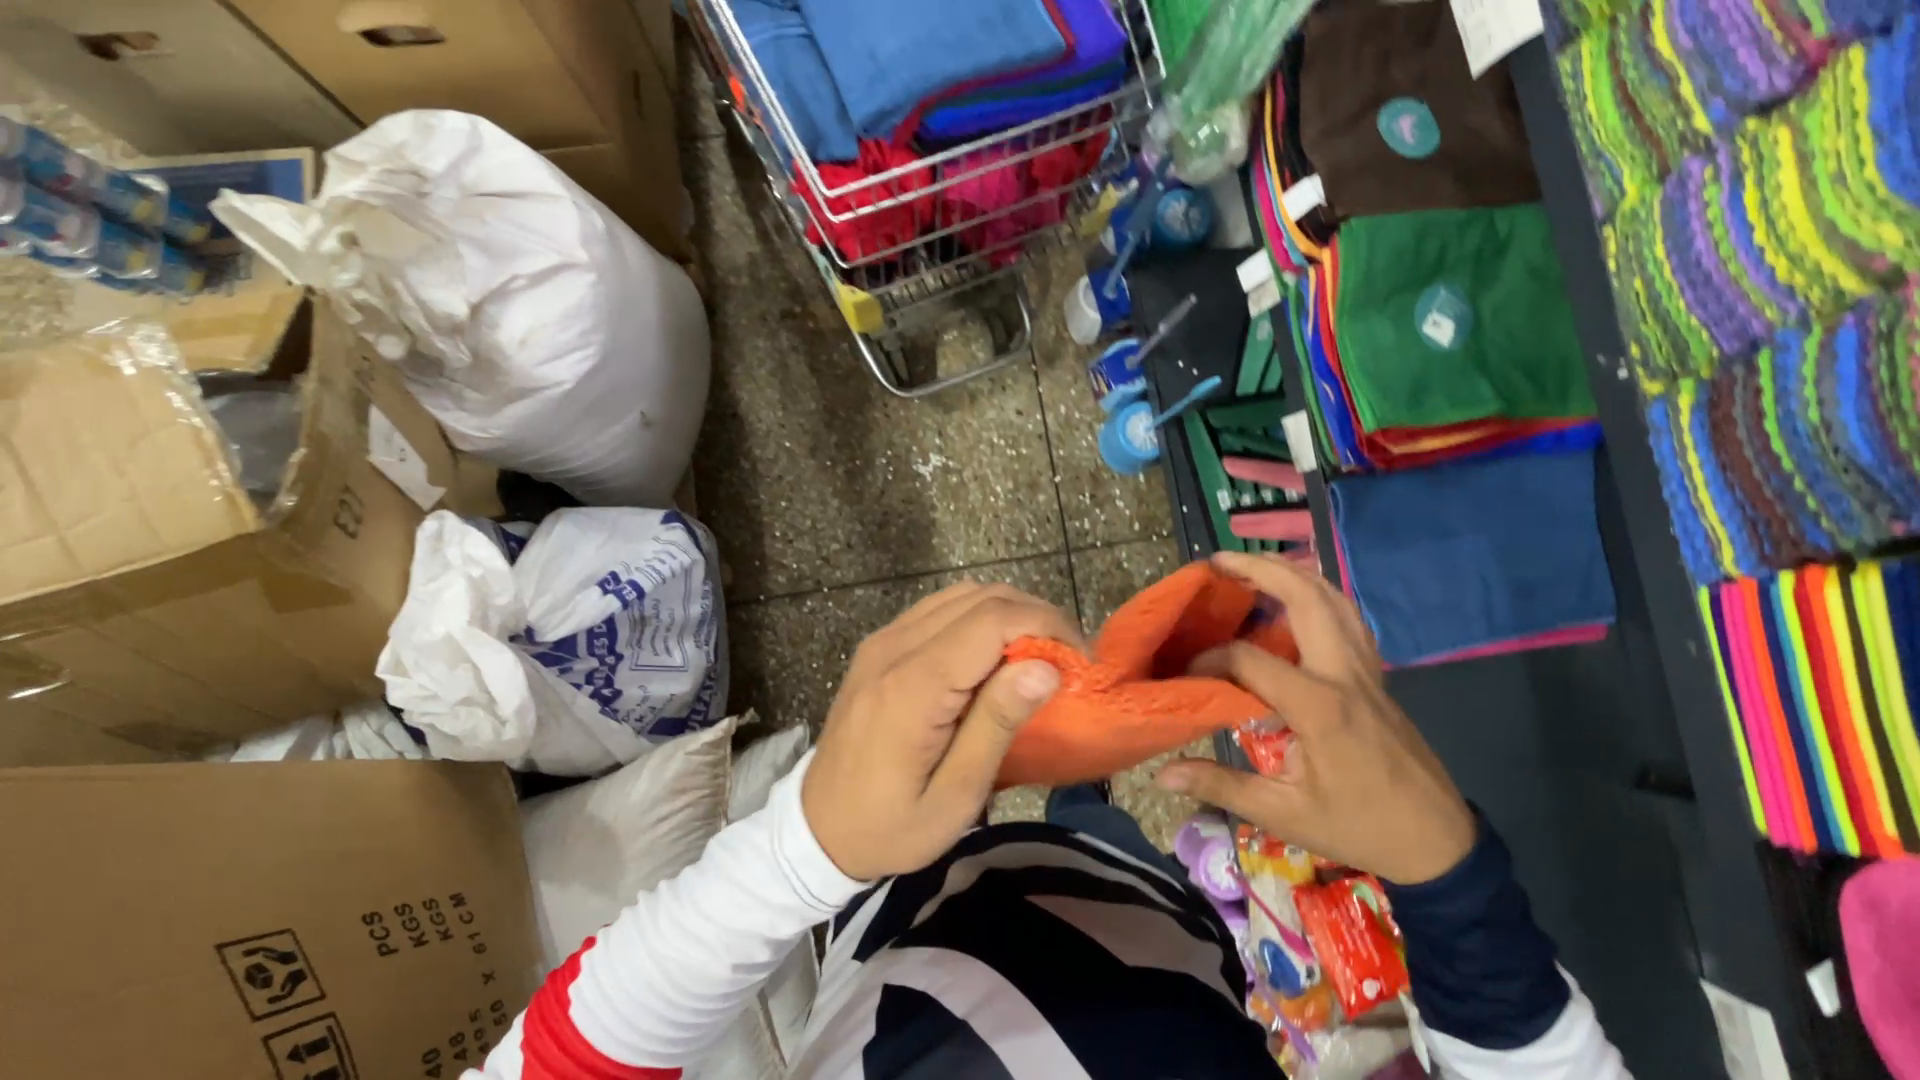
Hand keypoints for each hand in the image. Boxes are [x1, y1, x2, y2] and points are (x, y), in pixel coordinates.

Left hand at [804, 583, 1082, 881]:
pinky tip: (995, 656)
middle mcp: (894, 647)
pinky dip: (978, 618)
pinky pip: (939, 609)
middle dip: (1035, 617)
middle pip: (981, 597)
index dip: (1047, 626)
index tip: (1080, 662)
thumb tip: (1046, 666)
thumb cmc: (891, 827)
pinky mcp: (879, 646)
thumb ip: (996, 725)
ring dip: (1008, 613)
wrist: (816, 830)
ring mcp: (882, 641)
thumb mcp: (954, 796)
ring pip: (961, 595)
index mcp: (913, 686)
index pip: (993, 620)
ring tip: (1038, 657)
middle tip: (1067, 661)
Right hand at [1156, 552, 1475, 884]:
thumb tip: (1163, 774)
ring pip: (1335, 600)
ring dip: (1294, 574)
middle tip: (1218, 561)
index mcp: (1318, 706)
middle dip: (1261, 570)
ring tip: (1255, 566)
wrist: (1438, 841)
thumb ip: (1222, 787)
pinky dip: (1321, 596)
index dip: (1210, 660)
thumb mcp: (1284, 814)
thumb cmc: (1358, 827)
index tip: (1185, 674)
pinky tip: (1299, 600)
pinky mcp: (1377, 677)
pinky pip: (1349, 619)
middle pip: (1306, 598)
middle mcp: (1344, 674)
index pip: (1250, 660)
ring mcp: (1367, 671)